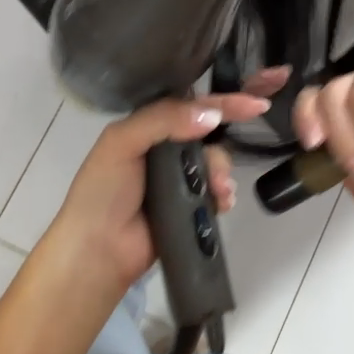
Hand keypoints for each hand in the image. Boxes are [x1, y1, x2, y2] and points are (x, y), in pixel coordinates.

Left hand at [42, 93, 270, 291]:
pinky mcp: (188, 208)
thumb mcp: (122, 142)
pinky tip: (221, 204)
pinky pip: (216, 194)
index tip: (255, 105)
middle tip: (219, 173)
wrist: (98, 250)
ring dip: (222, 175)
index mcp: (146, 128)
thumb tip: (212, 115)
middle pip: (208, 138)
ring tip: (218, 193)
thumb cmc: (103, 191)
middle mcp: (163, 150)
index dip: (221, 103)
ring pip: (215, 165)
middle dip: (220, 152)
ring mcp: (177, 181)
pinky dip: (223, 197)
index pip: (188, 107)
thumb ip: (163, 120)